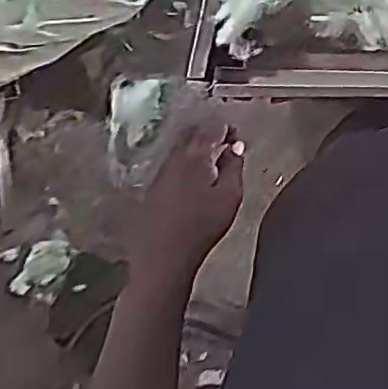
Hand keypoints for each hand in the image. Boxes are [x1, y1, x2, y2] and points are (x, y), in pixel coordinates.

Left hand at [129, 123, 243, 280]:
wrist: (163, 259)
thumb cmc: (202, 225)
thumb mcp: (230, 194)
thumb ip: (234, 166)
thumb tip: (234, 147)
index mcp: (194, 157)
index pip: (210, 129)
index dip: (226, 128)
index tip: (237, 137)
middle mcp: (172, 161)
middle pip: (190, 135)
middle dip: (209, 135)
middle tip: (225, 145)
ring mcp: (158, 176)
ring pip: (179, 151)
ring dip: (195, 150)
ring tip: (212, 162)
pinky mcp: (150, 192)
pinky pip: (171, 166)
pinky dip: (185, 164)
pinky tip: (193, 179)